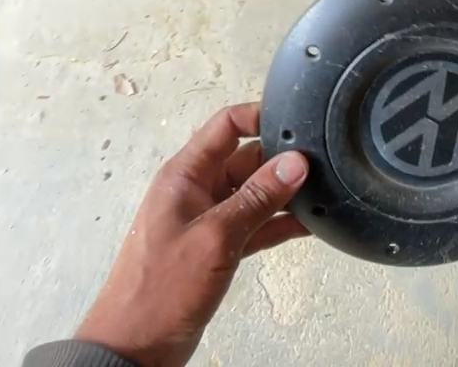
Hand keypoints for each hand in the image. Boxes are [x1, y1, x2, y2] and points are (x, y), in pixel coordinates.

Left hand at [75, 102, 309, 366]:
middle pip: (248, 157)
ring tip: (324, 190)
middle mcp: (199, 189)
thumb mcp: (215, 237)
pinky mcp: (220, 246)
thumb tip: (297, 162)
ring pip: (256, 191)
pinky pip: (257, 222)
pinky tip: (311, 223)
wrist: (133, 353)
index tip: (297, 120)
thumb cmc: (160, 290)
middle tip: (321, 161)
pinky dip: (280, 221)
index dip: (260, 116)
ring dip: (285, 192)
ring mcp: (210, 218)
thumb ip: (258, 198)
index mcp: (186, 174)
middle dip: (282, 158)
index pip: (227, 125)